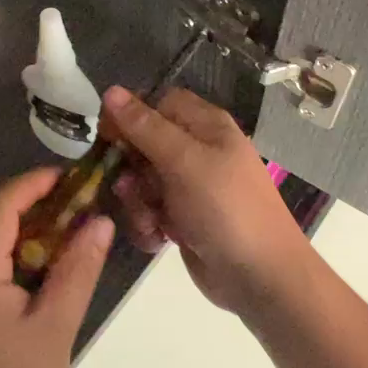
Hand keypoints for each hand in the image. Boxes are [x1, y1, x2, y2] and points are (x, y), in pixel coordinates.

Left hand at [0, 168, 113, 367]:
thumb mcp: (56, 326)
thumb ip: (78, 267)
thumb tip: (101, 219)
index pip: (0, 205)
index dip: (37, 182)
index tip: (75, 174)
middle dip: (35, 202)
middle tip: (81, 200)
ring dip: (25, 226)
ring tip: (70, 225)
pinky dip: (11, 251)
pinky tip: (42, 260)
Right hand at [103, 86, 314, 314]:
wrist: (259, 276)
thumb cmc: (224, 207)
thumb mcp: (183, 161)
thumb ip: (145, 127)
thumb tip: (112, 90)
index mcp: (206, 125)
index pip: (159, 103)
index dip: (131, 116)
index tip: (107, 136)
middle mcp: (198, 150)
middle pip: (145, 144)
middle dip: (131, 168)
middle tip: (131, 187)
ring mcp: (191, 187)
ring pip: (143, 180)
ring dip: (137, 201)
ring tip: (150, 221)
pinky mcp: (185, 219)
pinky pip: (152, 210)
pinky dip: (148, 223)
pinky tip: (157, 239)